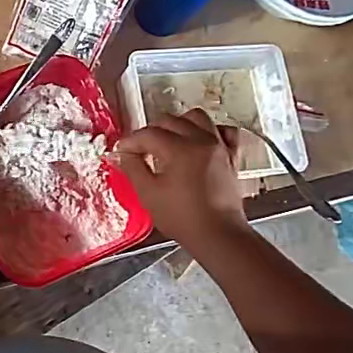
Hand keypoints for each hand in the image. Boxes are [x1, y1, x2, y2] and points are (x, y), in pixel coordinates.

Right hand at [113, 110, 247, 249]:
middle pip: (170, 121)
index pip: (148, 134)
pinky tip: (199, 142)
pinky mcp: (230, 157)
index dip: (130, 142)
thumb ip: (132, 168)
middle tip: (139, 149)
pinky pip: (223, 131)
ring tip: (167, 140)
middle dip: (150, 132)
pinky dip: (209, 131)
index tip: (121, 151)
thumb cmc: (182, 217)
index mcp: (180, 149)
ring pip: (197, 118)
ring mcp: (219, 147)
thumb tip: (122, 154)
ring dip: (178, 124)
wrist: (218, 235)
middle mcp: (202, 141)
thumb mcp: (149, 194)